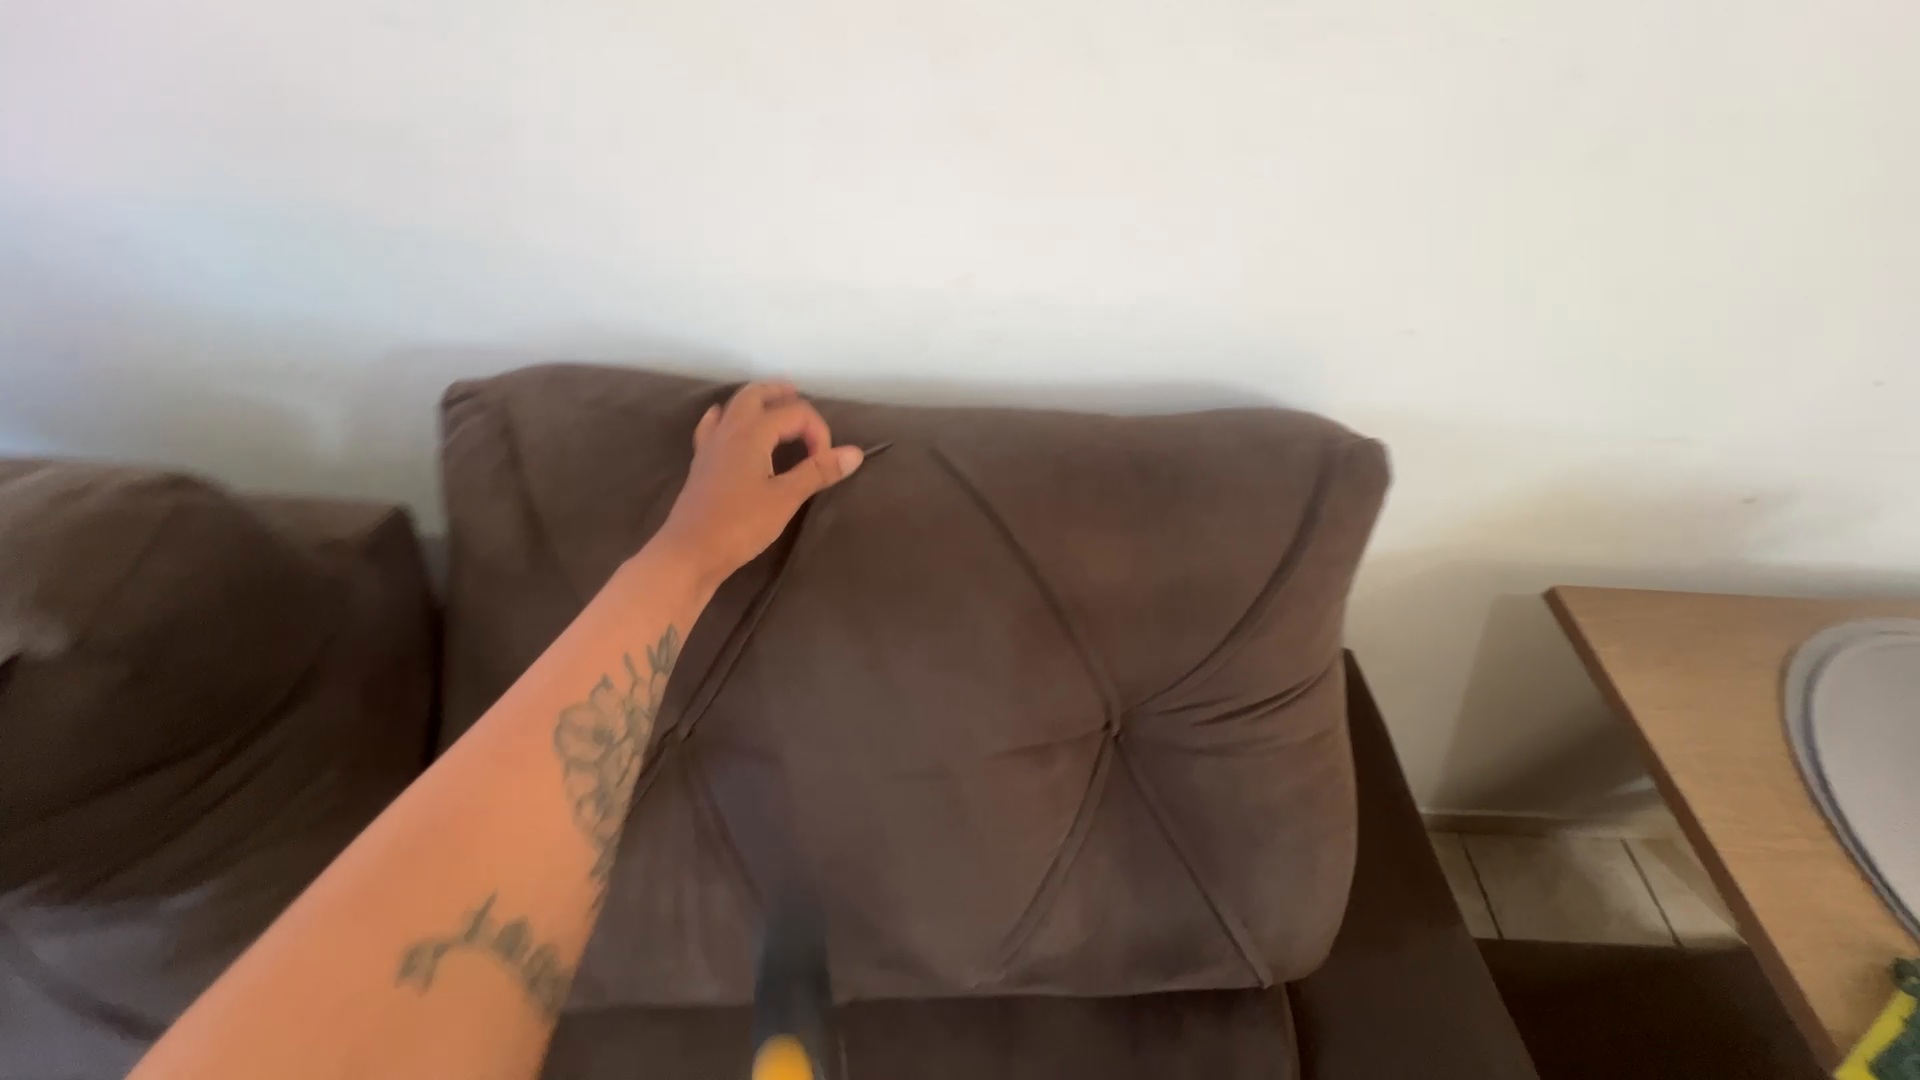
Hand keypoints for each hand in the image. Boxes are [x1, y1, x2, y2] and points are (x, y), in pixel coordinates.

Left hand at [651, 380, 863, 590]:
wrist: (690, 551)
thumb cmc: (740, 525)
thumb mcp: (786, 498)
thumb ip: (818, 472)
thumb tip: (855, 453)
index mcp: (753, 432)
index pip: (795, 413)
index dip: (818, 433)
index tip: (825, 464)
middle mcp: (730, 429)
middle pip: (756, 394)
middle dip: (781, 394)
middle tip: (801, 400)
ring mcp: (712, 444)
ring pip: (734, 406)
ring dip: (758, 401)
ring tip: (775, 409)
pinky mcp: (702, 461)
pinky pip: (714, 425)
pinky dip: (727, 417)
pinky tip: (729, 424)